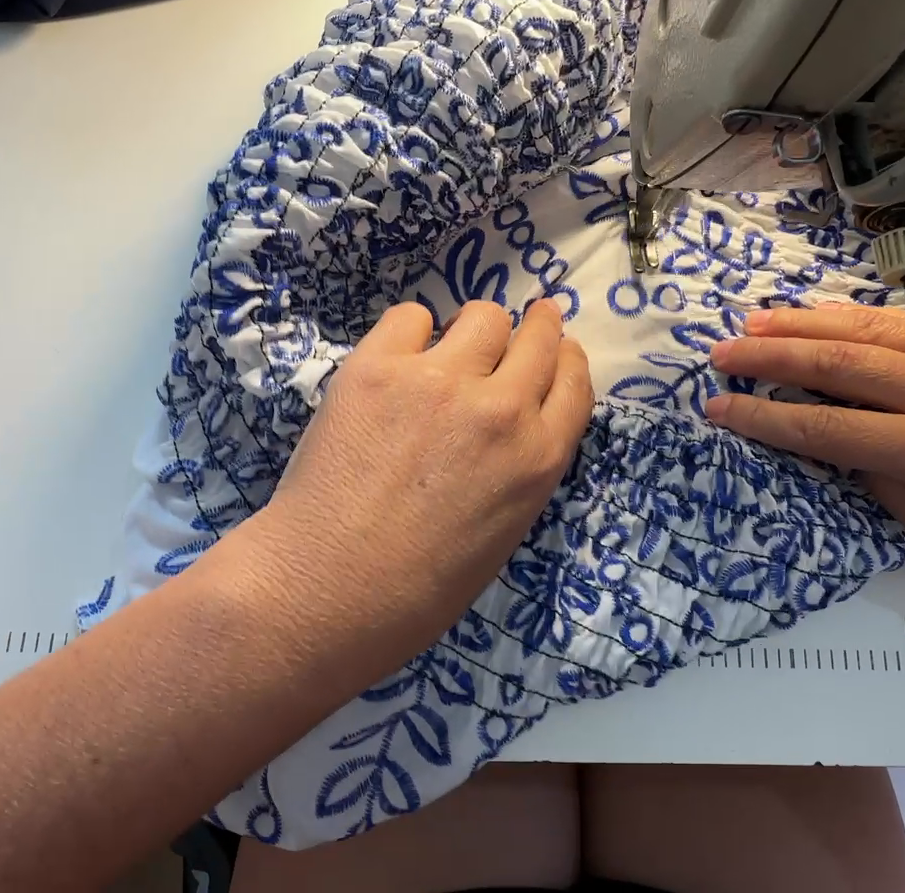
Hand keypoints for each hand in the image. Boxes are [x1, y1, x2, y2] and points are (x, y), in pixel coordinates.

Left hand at [243, 298, 594, 657]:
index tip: (557, 346)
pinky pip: (411, 317)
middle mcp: (501, 408)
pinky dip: (410, 334)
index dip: (566, 357)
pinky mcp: (379, 366)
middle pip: (537, 335)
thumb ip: (518, 463)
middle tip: (525, 319)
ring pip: (483, 315)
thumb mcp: (504, 528)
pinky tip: (397, 360)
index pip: (574, 381)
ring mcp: (439, 381)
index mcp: (538, 457)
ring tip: (453, 346)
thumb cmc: (421, 585)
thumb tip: (508, 417)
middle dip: (536, 324)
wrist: (330, 588)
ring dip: (475, 328)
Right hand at [705, 306, 904, 611]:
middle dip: (770, 356)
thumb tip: (845, 451)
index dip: (764, 418)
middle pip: (838, 363)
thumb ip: (893, 491)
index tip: (718, 408)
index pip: (828, 429)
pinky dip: (858, 316)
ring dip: (805, 323)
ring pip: (871, 329)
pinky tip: (826, 314)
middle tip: (719, 352)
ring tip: (755, 320)